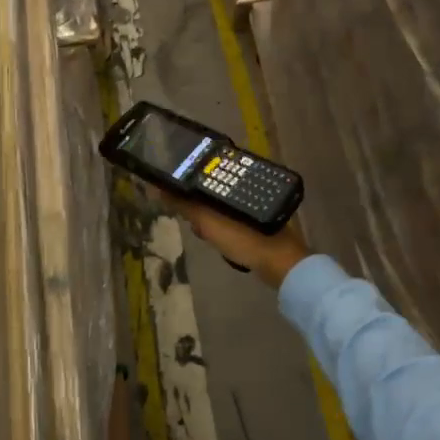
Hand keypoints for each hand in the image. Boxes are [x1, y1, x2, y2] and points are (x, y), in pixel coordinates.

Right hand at [162, 194, 311, 287]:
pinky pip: (232, 219)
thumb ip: (185, 205)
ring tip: (208, 236)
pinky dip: (223, 228)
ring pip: (221, 207)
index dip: (188, 186)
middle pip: (212, 192)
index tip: (178, 201)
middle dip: (199, 207)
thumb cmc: (244, 238)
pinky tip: (221, 243)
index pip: (204, 175)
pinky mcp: (260, 222)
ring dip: (210, 221)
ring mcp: (255, 206)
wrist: (281, 264)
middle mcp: (246, 188)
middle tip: (196, 224)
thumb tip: (159, 187)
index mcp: (235, 181)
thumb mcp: (209, 222)